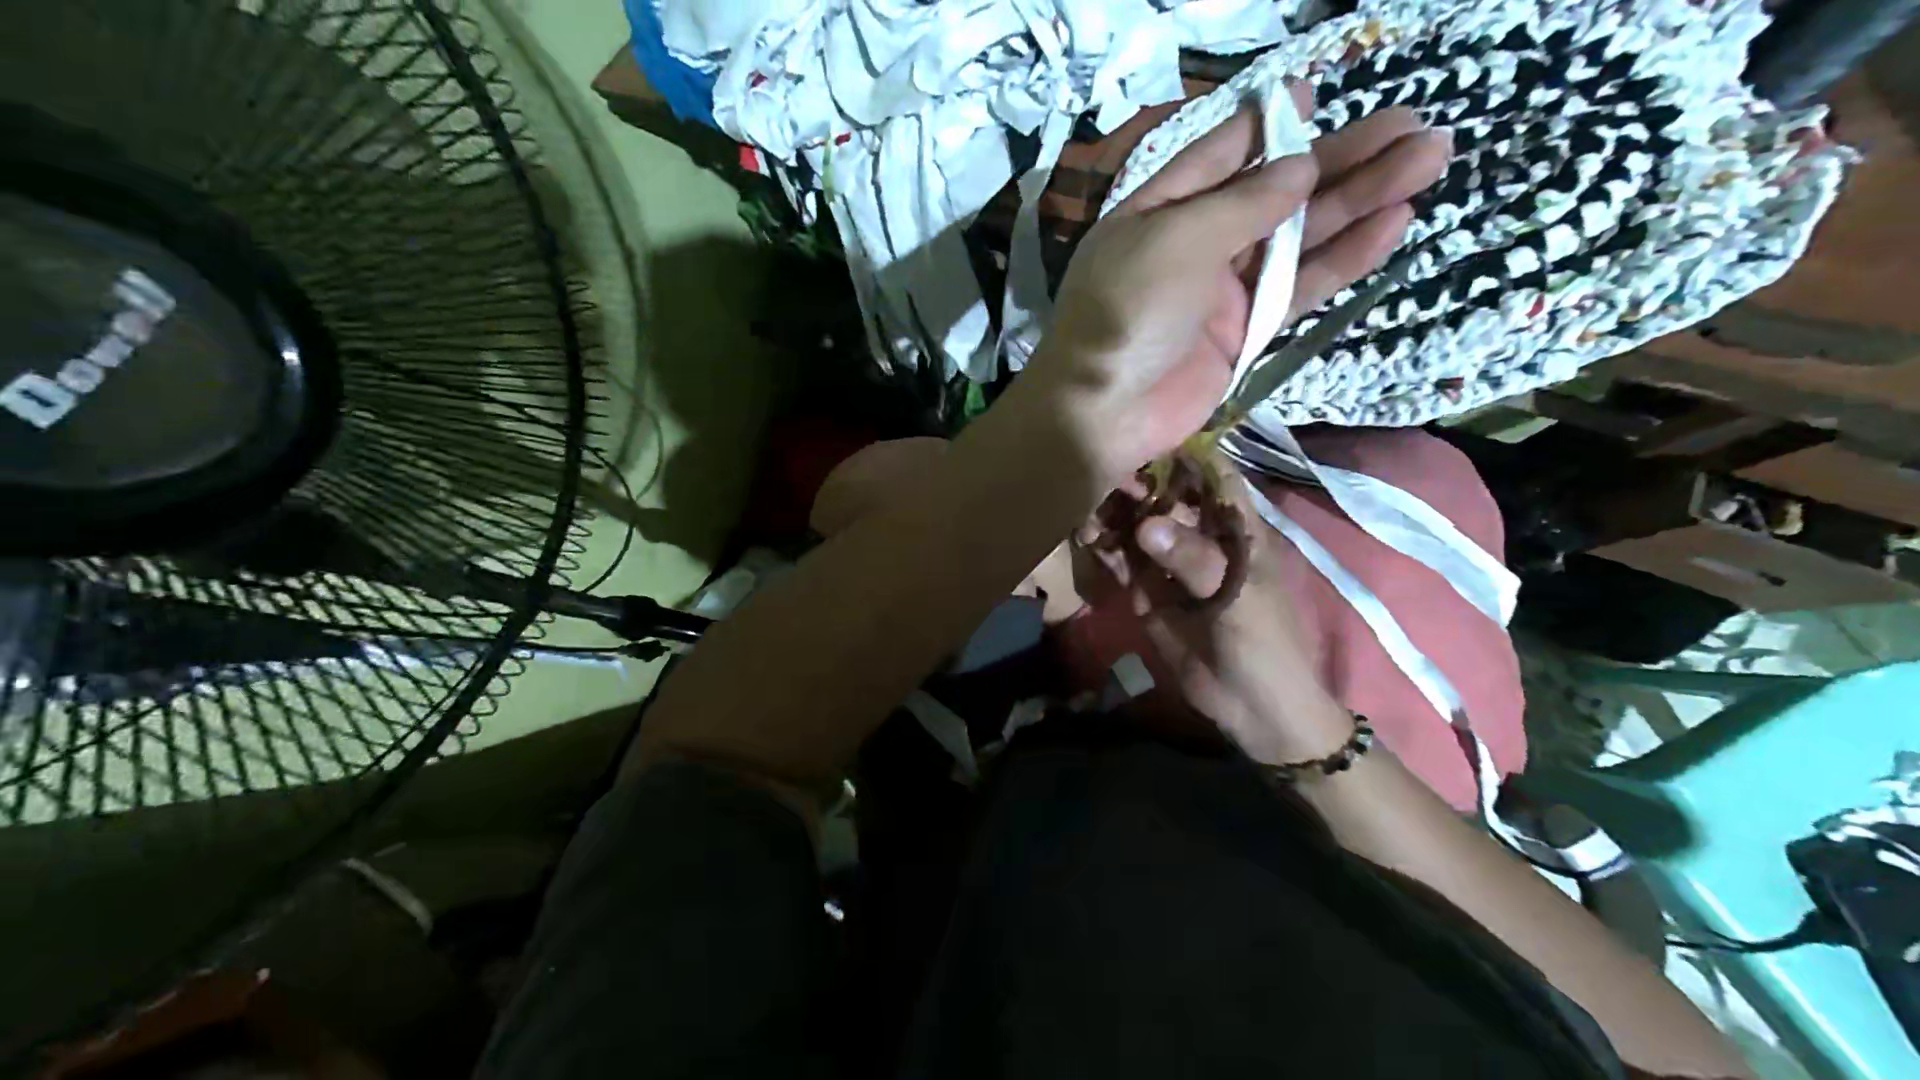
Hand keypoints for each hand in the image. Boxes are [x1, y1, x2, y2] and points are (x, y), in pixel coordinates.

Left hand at [1028, 96, 1451, 478]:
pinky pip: (1301, 288)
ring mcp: (1220, 291)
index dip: (1269, 125)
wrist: (1106, 412)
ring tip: (1429, 157)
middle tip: (1413, 127)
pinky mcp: (1244, 333)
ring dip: (1360, 201)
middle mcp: (1193, 245)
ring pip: (1299, 238)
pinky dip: (1343, 258)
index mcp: (1159, 210)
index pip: (1219, 156)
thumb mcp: (1176, 239)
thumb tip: (1300, 166)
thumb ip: (1242, 202)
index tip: (1318, 95)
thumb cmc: (1128, 314)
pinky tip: (1393, 224)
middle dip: (1340, 160)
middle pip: (1275, 193)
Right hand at [1078, 469, 1352, 765]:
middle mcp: (1201, 536)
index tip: (1146, 429)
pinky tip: (1085, 535)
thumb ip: (1194, 559)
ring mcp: (1171, 563)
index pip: (1213, 474)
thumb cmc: (1266, 644)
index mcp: (1237, 527)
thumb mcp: (1240, 598)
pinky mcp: (1147, 591)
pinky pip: (1122, 560)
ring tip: (1085, 504)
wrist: (1254, 706)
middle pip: (1165, 496)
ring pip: (1137, 525)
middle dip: (1136, 481)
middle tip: (1101, 472)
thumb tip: (1146, 524)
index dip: (1185, 451)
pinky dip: (1103, 546)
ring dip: (1113, 513)